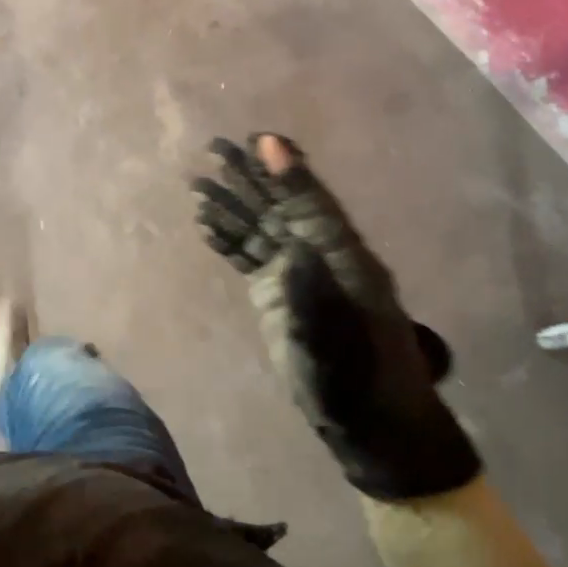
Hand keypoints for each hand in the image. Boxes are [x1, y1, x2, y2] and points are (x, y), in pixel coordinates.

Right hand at [192, 135, 479, 500]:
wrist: (370, 427)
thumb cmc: (361, 383)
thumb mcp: (341, 340)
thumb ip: (315, 293)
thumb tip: (293, 245)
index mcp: (346, 261)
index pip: (311, 207)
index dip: (287, 174)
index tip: (262, 140)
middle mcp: (320, 258)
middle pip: (279, 207)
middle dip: (250, 176)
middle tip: (215, 145)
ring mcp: (297, 275)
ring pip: (259, 228)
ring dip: (231, 203)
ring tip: (196, 180)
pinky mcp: (277, 294)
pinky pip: (248, 255)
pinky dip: (227, 238)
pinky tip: (205, 223)